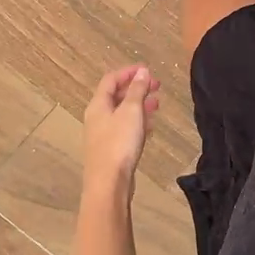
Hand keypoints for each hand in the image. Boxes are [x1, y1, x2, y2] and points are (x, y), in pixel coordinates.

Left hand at [81, 65, 160, 207]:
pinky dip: (137, 121)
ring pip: (121, 112)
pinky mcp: (109, 149)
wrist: (108, 185)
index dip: (129, 72)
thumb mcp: (131, 111)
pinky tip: (150, 126)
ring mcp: (102, 134)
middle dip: (136, 88)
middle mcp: (97, 117)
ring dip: (139, 104)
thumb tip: (141, 71)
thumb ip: (137, 89)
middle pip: (116, 95)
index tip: (148, 70)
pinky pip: (124, 127)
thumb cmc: (119, 143)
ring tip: (157, 104)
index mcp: (98, 105)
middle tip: (157, 86)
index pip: (111, 79)